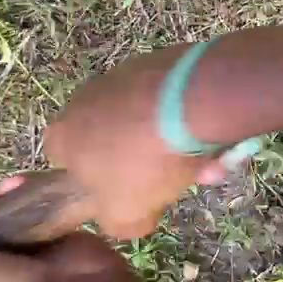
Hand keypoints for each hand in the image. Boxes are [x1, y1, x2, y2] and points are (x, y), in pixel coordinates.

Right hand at [43, 45, 230, 238]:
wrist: (194, 99)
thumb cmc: (145, 162)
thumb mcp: (126, 215)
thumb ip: (121, 223)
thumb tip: (135, 219)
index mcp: (62, 134)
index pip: (72, 165)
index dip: (105, 182)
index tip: (137, 189)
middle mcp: (88, 97)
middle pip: (120, 140)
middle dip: (155, 161)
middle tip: (184, 174)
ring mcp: (129, 72)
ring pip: (155, 119)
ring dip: (183, 141)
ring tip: (212, 158)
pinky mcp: (168, 58)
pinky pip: (180, 96)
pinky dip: (198, 114)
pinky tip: (219, 130)